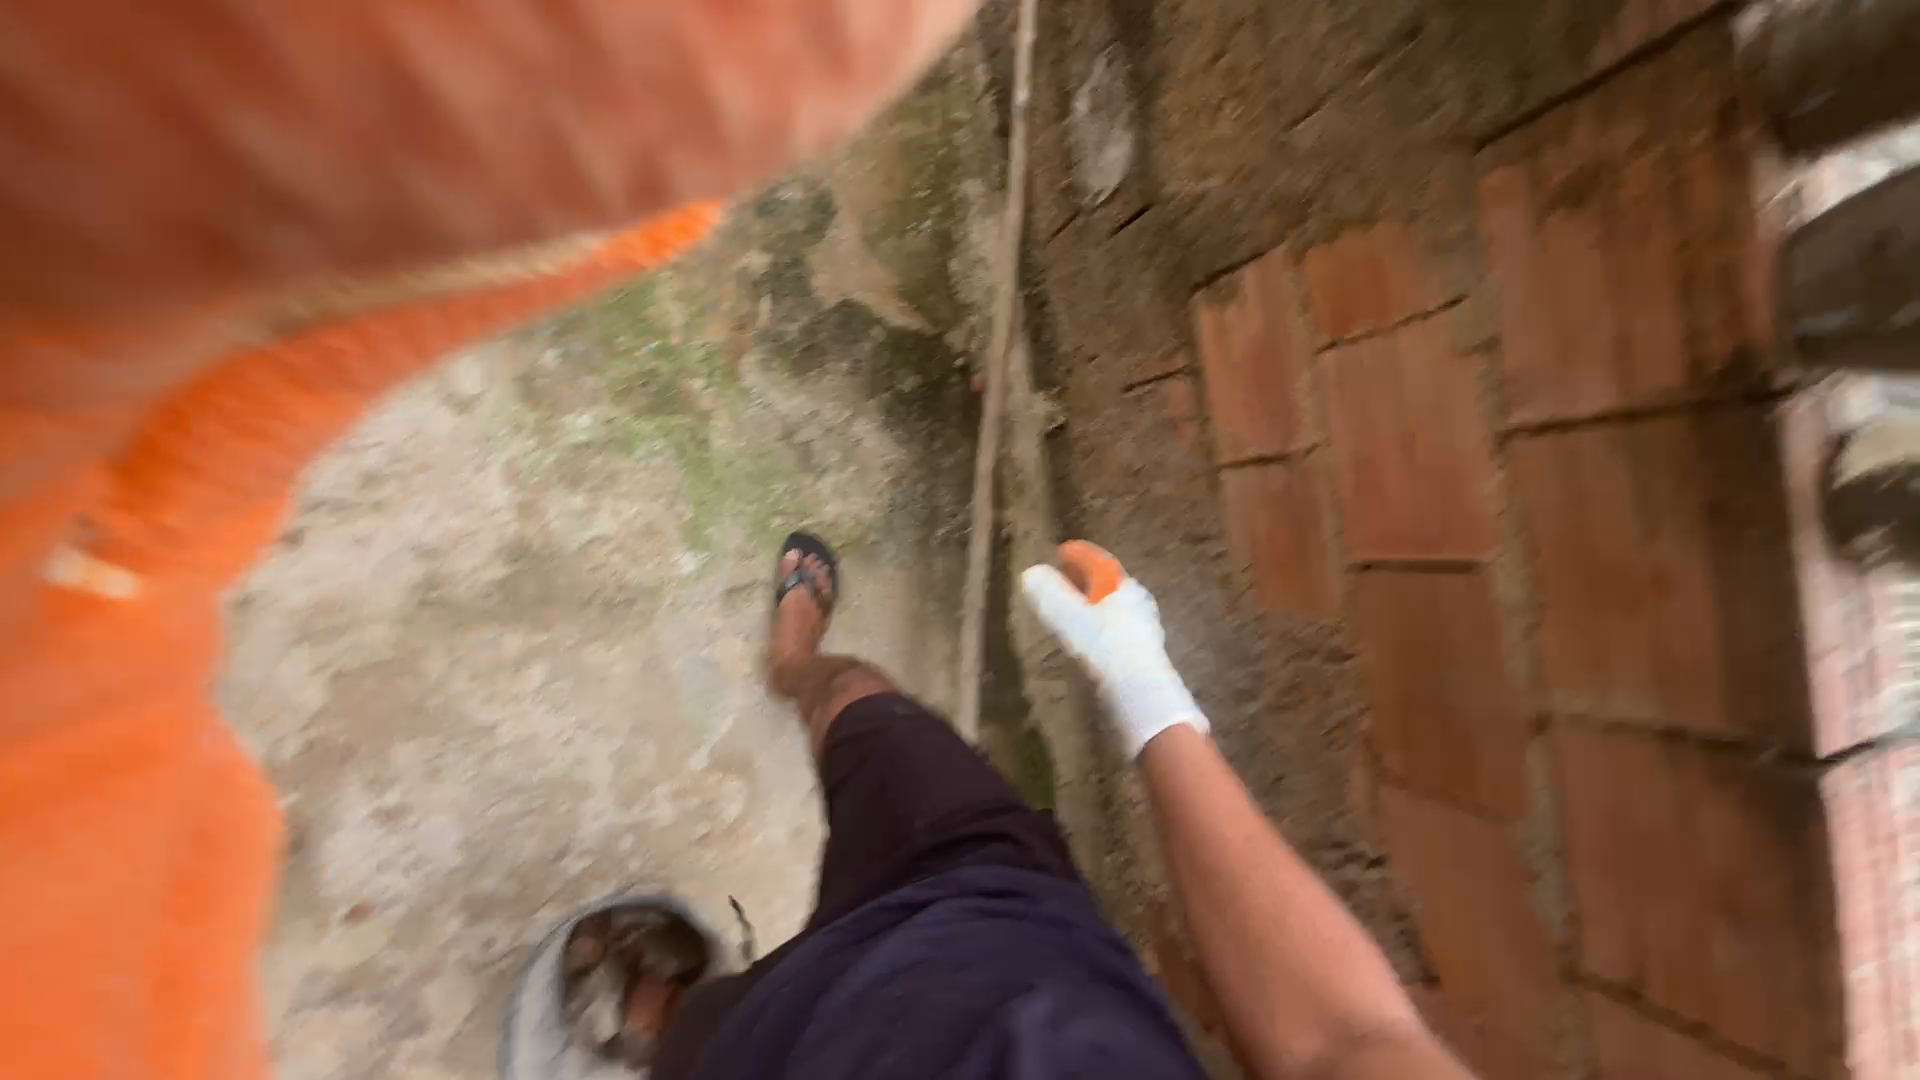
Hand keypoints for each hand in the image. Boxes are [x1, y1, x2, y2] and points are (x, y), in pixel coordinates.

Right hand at [1019, 541, 1208, 759]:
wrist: (1141, 694)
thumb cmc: (1106, 649)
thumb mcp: (1071, 619)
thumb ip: (1050, 596)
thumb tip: (1030, 573)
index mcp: (1123, 588)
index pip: (1100, 563)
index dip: (1080, 556)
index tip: (1062, 552)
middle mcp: (1138, 603)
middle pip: (1109, 585)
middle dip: (1087, 580)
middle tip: (1066, 578)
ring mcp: (1145, 630)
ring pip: (1115, 608)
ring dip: (1094, 605)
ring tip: (1074, 610)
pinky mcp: (1144, 655)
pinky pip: (1118, 630)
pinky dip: (1101, 626)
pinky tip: (1091, 641)